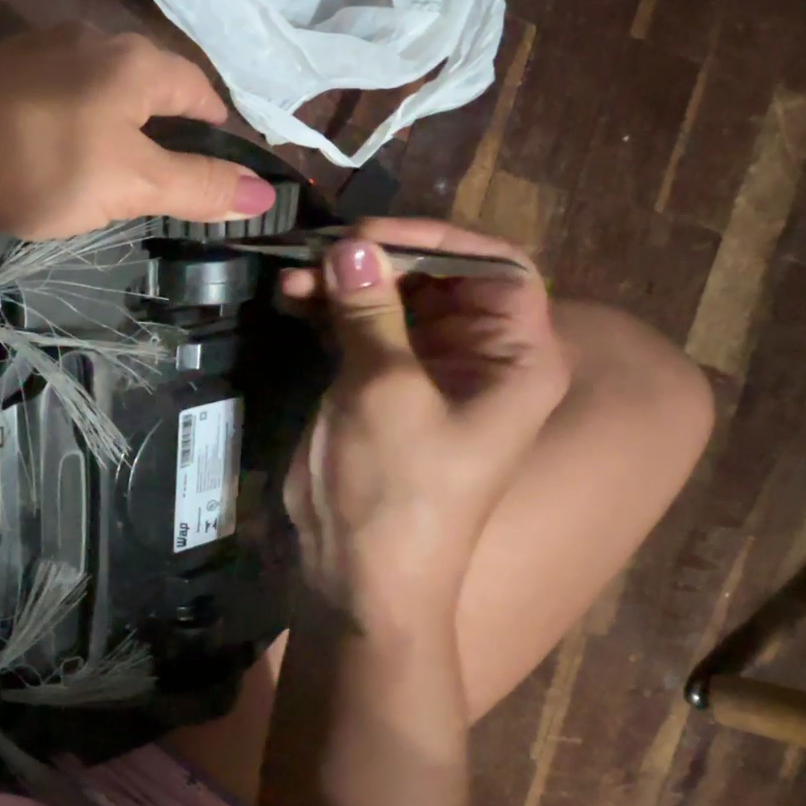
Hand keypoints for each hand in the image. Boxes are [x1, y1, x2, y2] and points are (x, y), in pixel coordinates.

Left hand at [0, 25, 280, 240]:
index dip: (214, 129)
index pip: (198, 88)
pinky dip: (59, 119)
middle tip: (155, 172)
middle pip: (144, 81)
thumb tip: (266, 196)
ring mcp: (31, 48)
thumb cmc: (38, 166)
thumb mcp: (128, 184)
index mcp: (133, 59)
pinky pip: (44, 92)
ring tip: (99, 163)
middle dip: (158, 124)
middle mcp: (86, 38)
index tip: (213, 165)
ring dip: (106, 118)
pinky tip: (40, 147)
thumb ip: (196, 188)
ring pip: (91, 85)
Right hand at [280, 219, 568, 617]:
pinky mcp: (375, 386)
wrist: (359, 571)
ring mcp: (421, 372)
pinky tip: (292, 297)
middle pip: (438, 278)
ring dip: (343, 282)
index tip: (370, 235)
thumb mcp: (384, 391)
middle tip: (320, 253)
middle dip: (379, 259)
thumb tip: (351, 244)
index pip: (496, 269)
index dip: (439, 239)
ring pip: (389, 300)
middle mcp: (475, 357)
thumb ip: (370, 312)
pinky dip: (326, 309)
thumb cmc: (396, 485)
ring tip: (294, 278)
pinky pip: (357, 328)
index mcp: (514, 358)